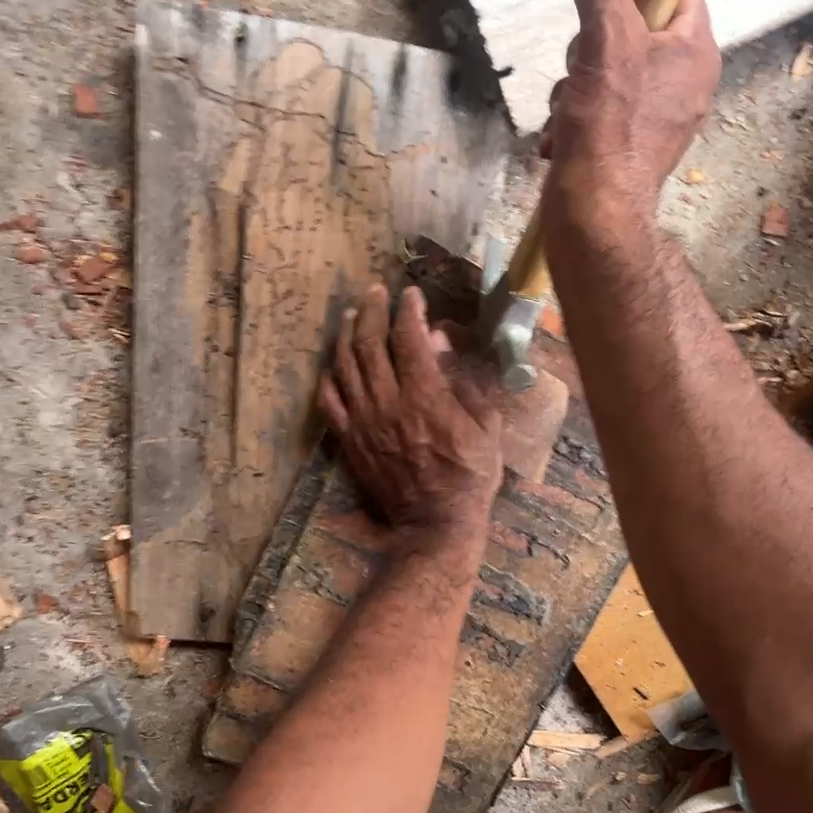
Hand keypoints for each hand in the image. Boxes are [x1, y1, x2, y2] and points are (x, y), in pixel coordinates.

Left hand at [318, 284, 503, 546]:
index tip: (411, 295)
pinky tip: (332, 362)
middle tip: (375, 292)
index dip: (408, 310)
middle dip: (372, 311)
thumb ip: (465, 380)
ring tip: (351, 314)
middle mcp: (388, 402)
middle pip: (370, 343)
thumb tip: (441, 341)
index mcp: (425, 395)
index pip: (409, 338)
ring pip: (346, 366)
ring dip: (347, 334)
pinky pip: (329, 401)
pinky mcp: (350, 440)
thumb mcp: (485, 425)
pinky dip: (328, 376)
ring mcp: (364, 421)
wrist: (435, 520)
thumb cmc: (470, 474)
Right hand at [544, 0, 720, 213]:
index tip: (602, 10)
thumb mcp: (606, 39)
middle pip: (631, 33)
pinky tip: (562, 140)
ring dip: (573, 89)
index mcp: (696, 54)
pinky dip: (573, 122)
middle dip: (590, 49)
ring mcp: (654, 122)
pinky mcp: (626, 151)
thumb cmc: (608, 126)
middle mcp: (683, 86)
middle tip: (582, 70)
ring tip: (569, 113)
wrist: (591, 215)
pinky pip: (598, 115)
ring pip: (606, 75)